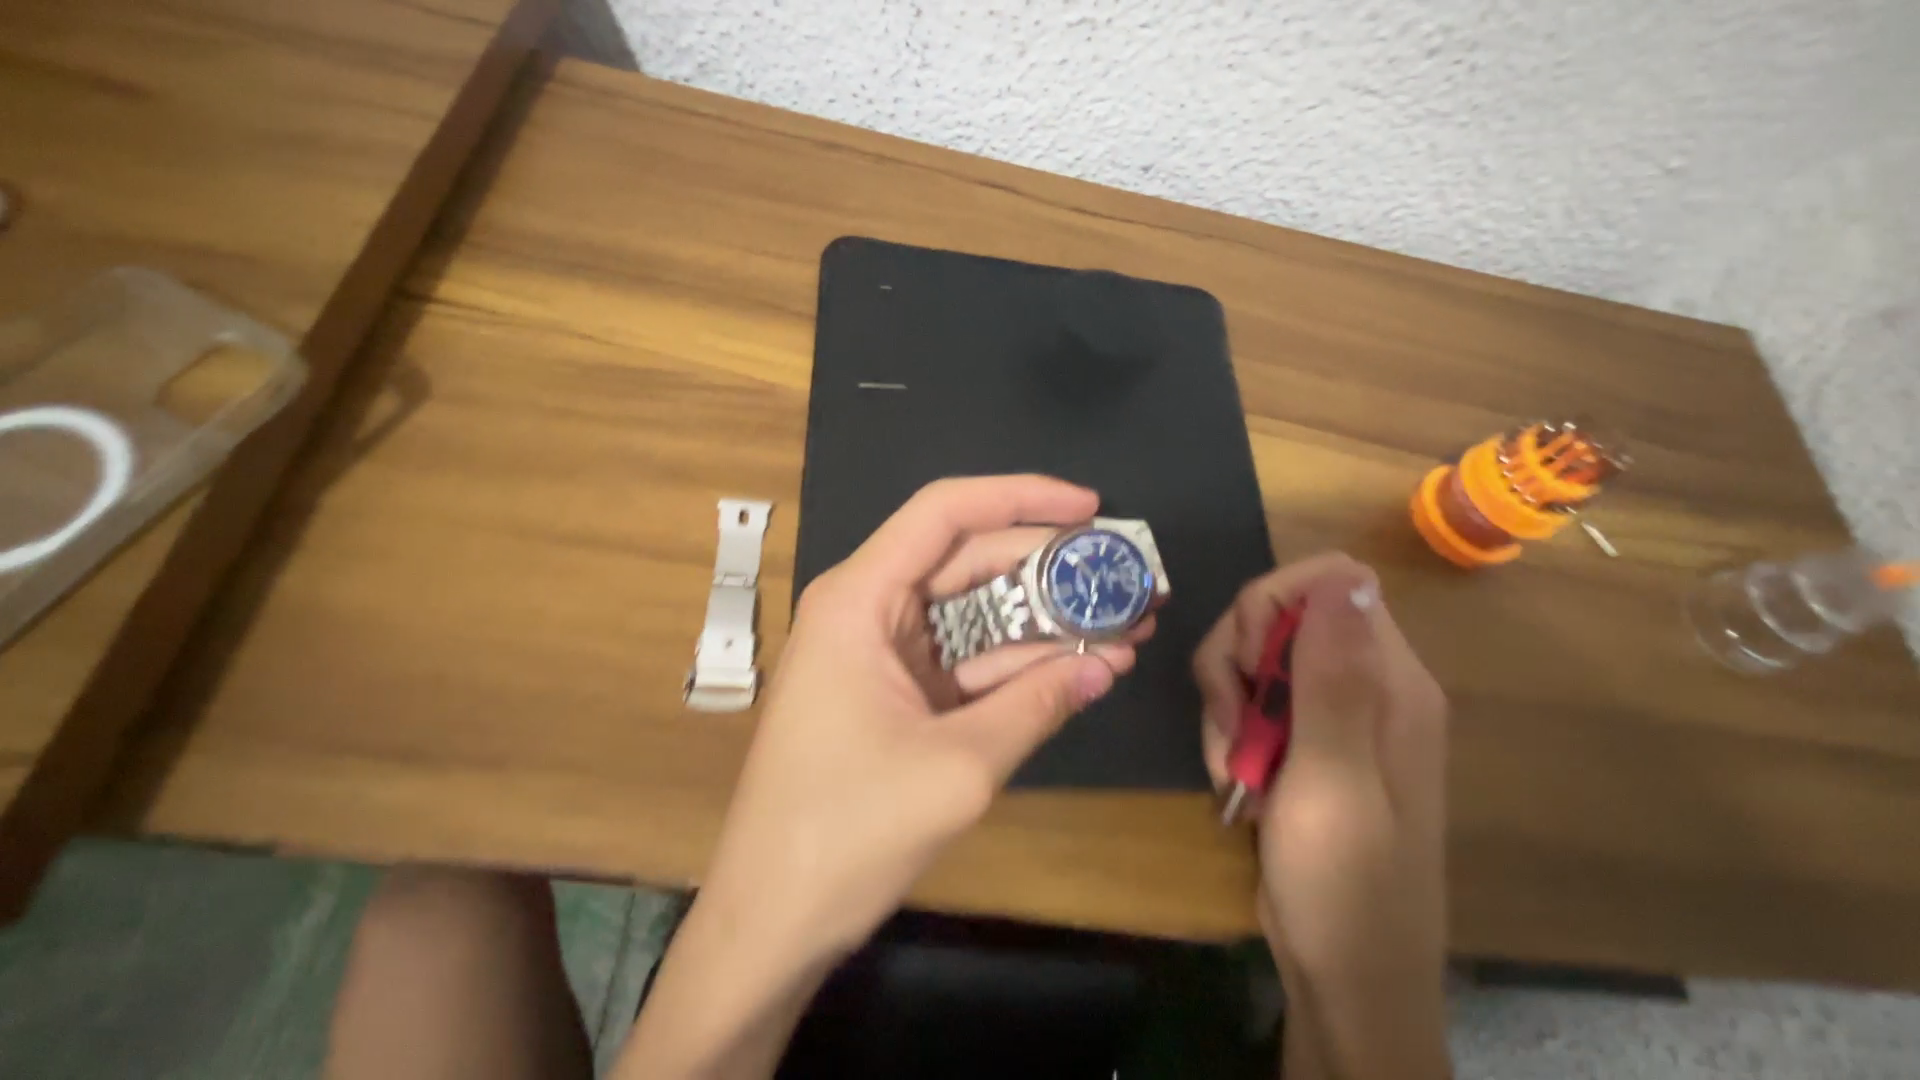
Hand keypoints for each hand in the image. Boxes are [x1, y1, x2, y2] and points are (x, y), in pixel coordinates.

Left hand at [702, 475, 1151, 963]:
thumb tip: (1106, 662)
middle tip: (1123, 578)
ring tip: (1121, 624)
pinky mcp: (890, 696)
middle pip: (964, 560)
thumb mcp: (959, 765)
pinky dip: (1014, 665)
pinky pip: (960, 661)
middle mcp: (864, 611)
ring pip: (969, 612)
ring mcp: (877, 655)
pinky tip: (1078, 668)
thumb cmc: (849, 831)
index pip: (944, 513)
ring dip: (1040, 620)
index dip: (1021, 497)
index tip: (1090, 507)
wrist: (774, 916)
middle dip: (1047, 567)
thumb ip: (1036, 704)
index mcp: (859, 600)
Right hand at [1193, 554, 1449, 1076]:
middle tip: (1233, 727)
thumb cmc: (1346, 884)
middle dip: (1236, 662)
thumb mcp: (1333, 782)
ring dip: (1226, 703)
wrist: (1348, 972)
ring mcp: (1335, 714)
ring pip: (1256, 657)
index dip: (1273, 604)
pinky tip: (1237, 779)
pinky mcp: (1306, 742)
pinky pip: (1252, 700)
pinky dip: (1230, 730)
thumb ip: (1335, 680)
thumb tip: (1346, 575)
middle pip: (1280, 614)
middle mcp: (1368, 684)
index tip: (1251, 666)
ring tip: (1235, 768)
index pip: (1332, 582)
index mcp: (1392, 682)